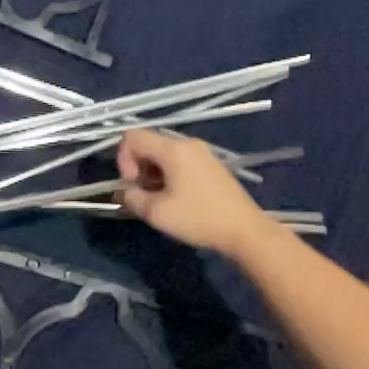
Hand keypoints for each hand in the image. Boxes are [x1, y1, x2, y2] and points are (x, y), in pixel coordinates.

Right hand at [115, 129, 271, 256]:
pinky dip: (169, 174)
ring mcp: (202, 152)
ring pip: (163, 153)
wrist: (245, 231)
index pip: (132, 137)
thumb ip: (132, 198)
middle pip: (148, 143)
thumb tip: (125, 192)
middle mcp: (187, 143)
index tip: (134, 185)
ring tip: (160, 199)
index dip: (123, 160)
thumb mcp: (156, 213)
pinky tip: (177, 197)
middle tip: (145, 194)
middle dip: (138, 167)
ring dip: (153, 172)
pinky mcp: (211, 164)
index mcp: (173, 149)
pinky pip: (180, 160)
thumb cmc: (198, 218)